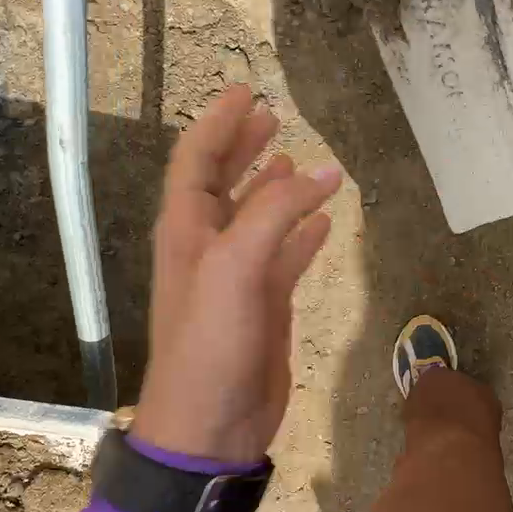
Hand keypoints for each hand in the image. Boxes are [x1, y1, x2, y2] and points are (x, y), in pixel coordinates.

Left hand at [131, 85, 342, 463]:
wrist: (213, 422)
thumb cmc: (212, 343)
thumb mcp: (236, 268)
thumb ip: (276, 215)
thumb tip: (323, 171)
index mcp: (188, 231)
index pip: (197, 161)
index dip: (218, 123)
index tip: (245, 89)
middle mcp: (210, 247)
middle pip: (225, 182)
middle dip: (244, 146)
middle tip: (271, 115)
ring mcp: (239, 278)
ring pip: (260, 218)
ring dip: (277, 188)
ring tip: (299, 161)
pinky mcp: (266, 306)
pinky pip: (287, 257)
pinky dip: (303, 235)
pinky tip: (324, 223)